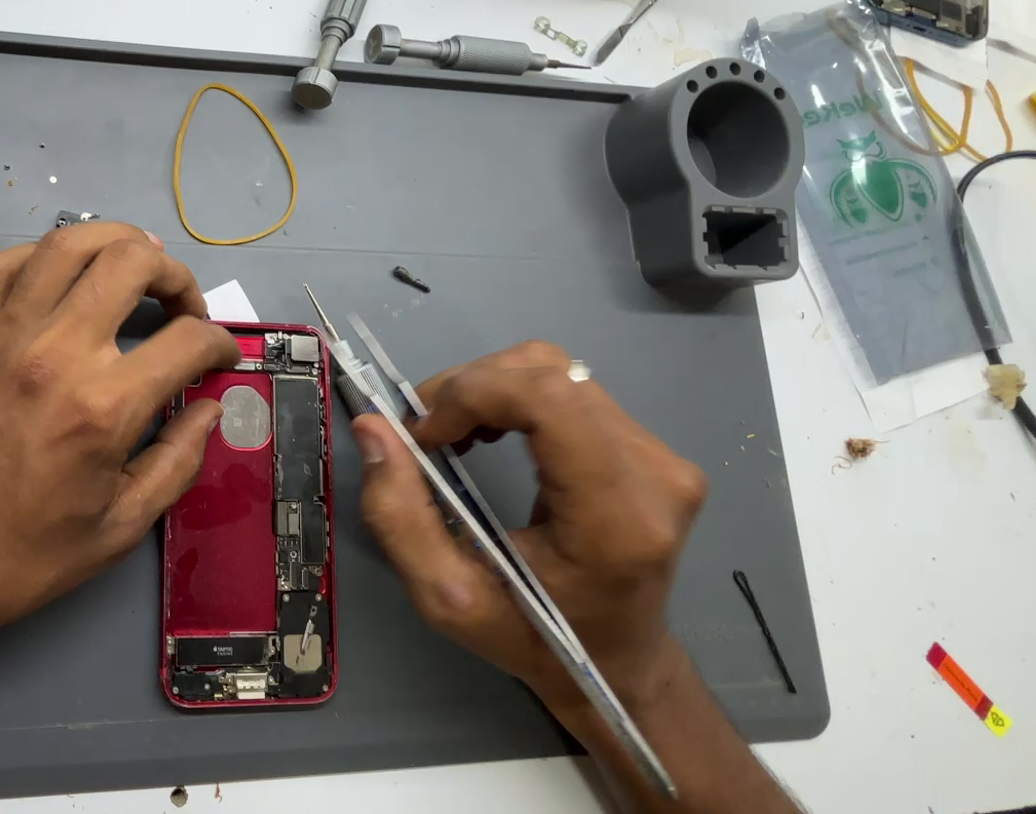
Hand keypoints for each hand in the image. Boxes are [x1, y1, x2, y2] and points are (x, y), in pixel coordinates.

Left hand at [0, 223, 240, 643]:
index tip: (222, 358)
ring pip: (67, 244)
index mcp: (104, 406)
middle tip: (184, 308)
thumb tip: (209, 408)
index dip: (221, 343)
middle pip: (132, 262)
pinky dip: (42, 257)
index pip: (187, 339)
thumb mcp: (122, 526)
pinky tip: (62, 280)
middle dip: (176, 276)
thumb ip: (179, 460)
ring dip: (115, 242)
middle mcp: (56, 351)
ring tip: (135, 268)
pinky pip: (3, 265)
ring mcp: (5, 335)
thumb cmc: (24, 557)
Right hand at [352, 341, 707, 712]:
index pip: (549, 399)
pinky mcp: (651, 448)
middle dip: (467, 387)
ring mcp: (661, 456)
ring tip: (452, 433)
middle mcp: (653, 474)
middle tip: (424, 434)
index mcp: (614, 518)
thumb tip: (373, 426)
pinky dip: (510, 396)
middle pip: (547, 372)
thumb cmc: (532, 639)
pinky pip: (568, 388)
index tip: (424, 435)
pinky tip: (487, 432)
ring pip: (555, 369)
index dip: (472, 393)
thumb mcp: (445, 597)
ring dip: (486, 388)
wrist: (616, 665)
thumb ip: (398, 515)